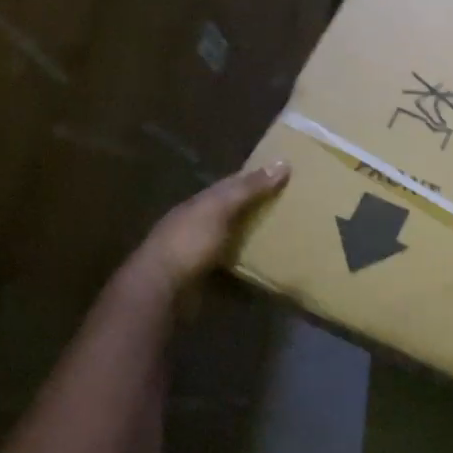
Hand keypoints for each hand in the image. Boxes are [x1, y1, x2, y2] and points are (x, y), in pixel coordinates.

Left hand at [135, 161, 290, 292]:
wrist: (159, 291)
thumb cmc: (189, 242)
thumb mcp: (220, 208)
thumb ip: (249, 188)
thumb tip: (284, 161)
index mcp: (199, 203)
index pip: (231, 183)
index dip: (256, 177)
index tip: (285, 174)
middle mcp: (197, 224)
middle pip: (233, 211)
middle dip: (258, 208)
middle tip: (293, 207)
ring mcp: (198, 252)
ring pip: (233, 239)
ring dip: (253, 238)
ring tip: (286, 236)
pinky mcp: (203, 278)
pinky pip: (231, 267)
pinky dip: (247, 267)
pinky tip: (267, 268)